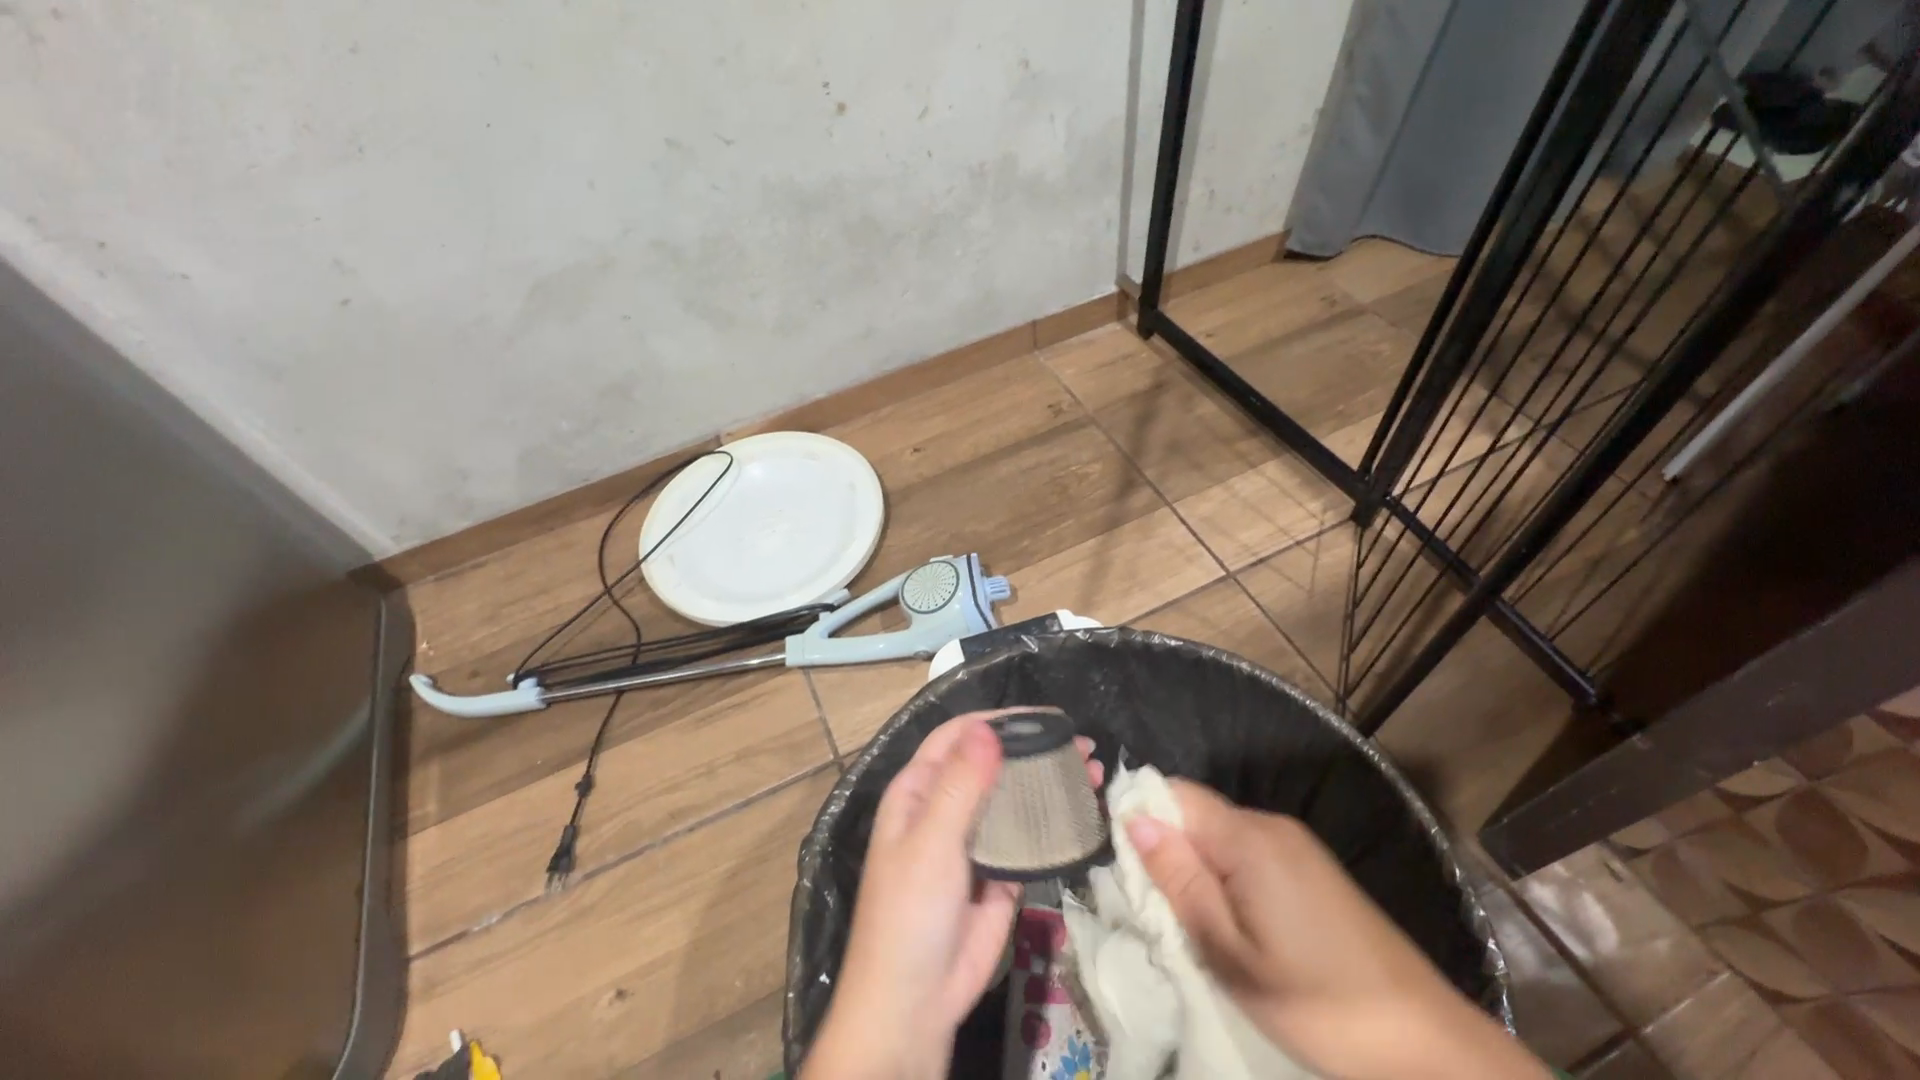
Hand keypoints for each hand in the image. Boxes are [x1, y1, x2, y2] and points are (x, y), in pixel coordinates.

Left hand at [805, 711, 1101, 1079]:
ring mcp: (975, 842)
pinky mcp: (1001, 875)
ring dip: (1052, 784)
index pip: (958, 738)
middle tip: (1084, 745)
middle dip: (1035, 750)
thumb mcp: (931, 842)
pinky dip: (1056, 824)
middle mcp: (946, 809)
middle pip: (993, 765)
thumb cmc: (910, 912)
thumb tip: (989, 729)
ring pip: (1016, 800)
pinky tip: (1087, 813)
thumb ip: (961, 784)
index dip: (999, 722)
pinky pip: (1031, 840)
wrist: (914, 1001)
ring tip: (1094, 771)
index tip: (1048, 718)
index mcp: (918, 792)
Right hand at [1127, 780, 1545, 1079]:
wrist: (1424, 1042)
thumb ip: (1179, 881)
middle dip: (1169, 853)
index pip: (1173, 794)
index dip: (1141, 821)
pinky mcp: (1315, 871)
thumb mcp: (1228, 952)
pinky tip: (1233, 929)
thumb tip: (1134, 821)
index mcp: (1250, 838)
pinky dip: (1228, 882)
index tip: (1128, 874)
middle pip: (1197, 815)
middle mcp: (1274, 826)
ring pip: (1222, 838)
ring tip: (1195, 930)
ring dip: (1198, 872)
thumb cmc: (1316, 1003)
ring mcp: (1299, 847)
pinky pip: (1250, 857)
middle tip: (1160, 916)